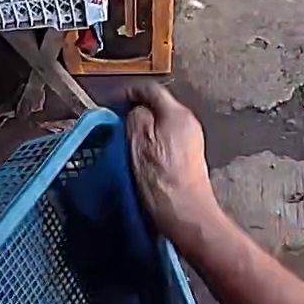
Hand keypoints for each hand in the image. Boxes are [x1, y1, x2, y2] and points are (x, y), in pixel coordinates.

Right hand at [125, 83, 222, 245]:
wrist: (185, 213)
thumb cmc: (161, 181)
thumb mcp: (137, 142)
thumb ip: (134, 116)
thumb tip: (135, 110)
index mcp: (176, 114)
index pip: (150, 90)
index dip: (127, 92)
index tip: (112, 101)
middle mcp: (188, 123)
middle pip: (158, 106)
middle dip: (135, 110)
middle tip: (116, 120)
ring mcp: (191, 140)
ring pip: (161, 123)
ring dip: (142, 127)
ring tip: (124, 139)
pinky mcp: (189, 157)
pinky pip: (166, 139)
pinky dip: (151, 141)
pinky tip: (140, 156)